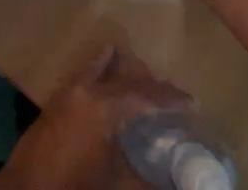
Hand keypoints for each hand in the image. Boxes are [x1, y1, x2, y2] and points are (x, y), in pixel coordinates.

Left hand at [0, 47, 189, 189]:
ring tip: (147, 85)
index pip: (143, 95)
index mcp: (102, 107)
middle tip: (173, 97)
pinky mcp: (56, 100)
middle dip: (150, 86)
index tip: (191, 101)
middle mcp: (84, 90)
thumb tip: (173, 180)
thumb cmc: (73, 186)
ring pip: (101, 70)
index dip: (169, 97)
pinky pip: (85, 75)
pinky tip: (110, 79)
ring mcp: (66, 92)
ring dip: (124, 75)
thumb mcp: (115, 184)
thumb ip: (146, 179)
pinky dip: (102, 72)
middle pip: (124, 79)